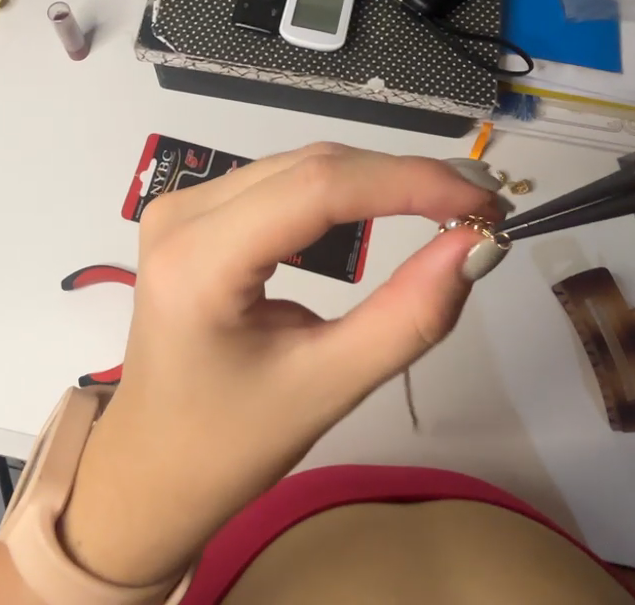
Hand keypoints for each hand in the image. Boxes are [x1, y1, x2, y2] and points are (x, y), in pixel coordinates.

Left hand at [57, 144, 499, 585]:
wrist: (150, 467)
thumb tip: (476, 247)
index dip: (408, 182)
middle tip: (481, 207)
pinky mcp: (193, 215)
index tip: (484, 202)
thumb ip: (408, 316)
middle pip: (309, 168)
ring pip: (299, 167)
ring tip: (447, 207)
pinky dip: (341, 191)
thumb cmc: (229, 446)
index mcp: (198, 261)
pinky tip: (386, 205)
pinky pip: (280, 183)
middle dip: (402, 178)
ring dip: (376, 180)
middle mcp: (181, 214)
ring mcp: (181, 207)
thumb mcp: (326, 388)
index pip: (316, 189)